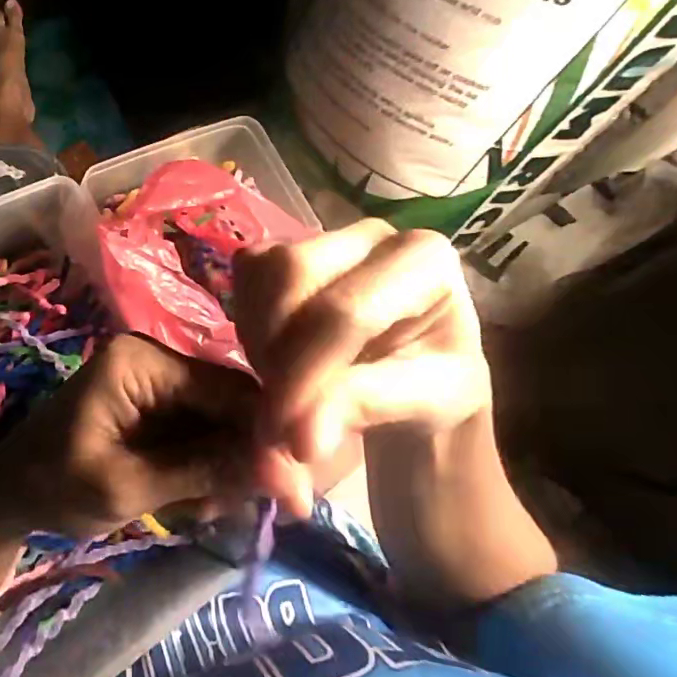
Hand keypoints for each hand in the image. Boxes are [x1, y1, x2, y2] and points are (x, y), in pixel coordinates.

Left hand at [0, 334, 260, 540]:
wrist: (7, 495)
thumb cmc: (53, 486)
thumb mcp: (125, 486)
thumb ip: (199, 472)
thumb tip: (276, 470)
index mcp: (141, 362)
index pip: (226, 388)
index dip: (266, 436)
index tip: (295, 492)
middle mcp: (155, 360)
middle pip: (228, 405)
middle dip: (246, 459)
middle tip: (266, 514)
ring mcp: (156, 383)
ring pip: (220, 424)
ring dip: (225, 471)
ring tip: (206, 513)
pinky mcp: (155, 408)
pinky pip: (200, 434)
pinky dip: (206, 471)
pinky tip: (195, 503)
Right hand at [235, 220, 489, 515]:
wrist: (414, 372)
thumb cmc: (432, 386)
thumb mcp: (424, 404)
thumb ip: (365, 408)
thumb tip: (299, 439)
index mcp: (424, 260)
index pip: (348, 311)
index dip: (309, 375)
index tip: (293, 442)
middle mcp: (371, 234)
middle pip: (292, 273)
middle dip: (277, 353)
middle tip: (278, 419)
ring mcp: (321, 235)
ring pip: (260, 271)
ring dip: (258, 341)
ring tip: (283, 389)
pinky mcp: (282, 248)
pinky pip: (245, 274)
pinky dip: (248, 324)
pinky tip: (273, 358)